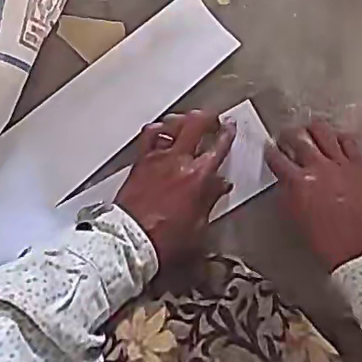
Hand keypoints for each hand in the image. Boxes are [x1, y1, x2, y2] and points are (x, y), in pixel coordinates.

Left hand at [115, 110, 233, 266]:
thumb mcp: (199, 226)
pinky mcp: (140, 162)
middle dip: (208, 118)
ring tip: (188, 120)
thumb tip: (220, 187)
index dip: (227, 133)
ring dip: (183, 120)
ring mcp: (157, 159)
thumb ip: (210, 199)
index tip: (230, 126)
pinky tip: (161, 131)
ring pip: (172, 125)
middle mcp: (178, 161)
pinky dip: (158, 130)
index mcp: (198, 176)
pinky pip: (149, 136)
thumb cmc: (163, 240)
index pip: (219, 146)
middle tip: (213, 119)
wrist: (131, 242)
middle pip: (196, 124)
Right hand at [264, 120, 361, 269]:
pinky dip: (339, 137)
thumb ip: (288, 193)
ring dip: (312, 129)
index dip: (270, 151)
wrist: (359, 249)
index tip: (269, 148)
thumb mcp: (295, 217)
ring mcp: (339, 163)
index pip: (277, 158)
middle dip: (288, 134)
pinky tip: (335, 140)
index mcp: (297, 182)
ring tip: (309, 131)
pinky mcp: (358, 164)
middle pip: (297, 138)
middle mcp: (317, 167)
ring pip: (322, 132)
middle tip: (286, 136)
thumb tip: (285, 181)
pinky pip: (348, 141)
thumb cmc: (326, 241)